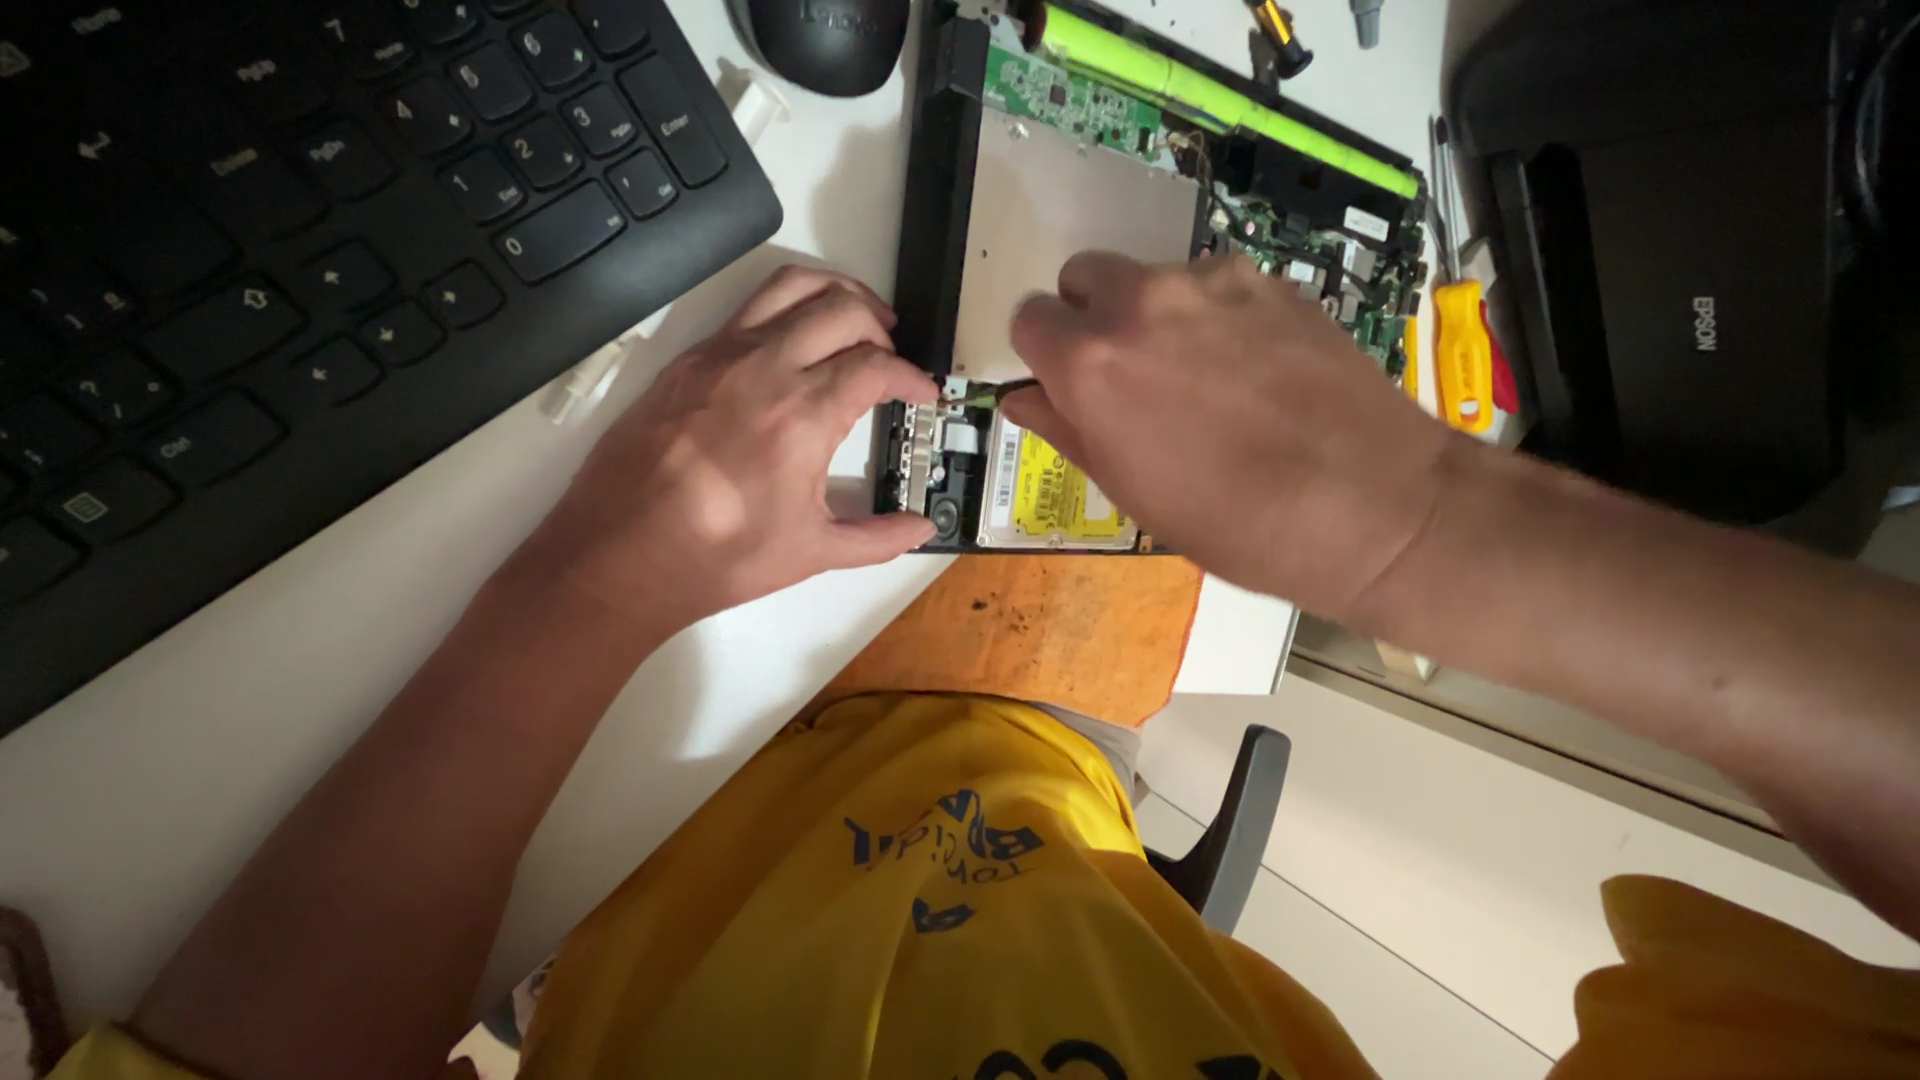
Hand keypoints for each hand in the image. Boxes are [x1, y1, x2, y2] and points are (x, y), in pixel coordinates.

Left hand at [521, 266, 937, 630]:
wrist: (620, 555)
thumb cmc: (715, 557)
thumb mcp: (812, 552)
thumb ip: (879, 538)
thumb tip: (922, 530)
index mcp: (802, 416)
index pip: (877, 367)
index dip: (911, 377)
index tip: (920, 393)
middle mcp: (764, 370)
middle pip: (843, 309)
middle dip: (882, 325)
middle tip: (893, 355)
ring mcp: (720, 357)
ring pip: (792, 286)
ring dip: (836, 293)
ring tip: (855, 317)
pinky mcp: (687, 360)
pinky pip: (748, 308)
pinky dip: (786, 308)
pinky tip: (793, 342)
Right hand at [1005, 251, 1464, 620]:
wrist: (1369, 505)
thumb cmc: (1231, 522)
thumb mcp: (1129, 490)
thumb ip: (1067, 428)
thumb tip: (1025, 397)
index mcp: (1092, 361)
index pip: (1028, 318)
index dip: (1043, 352)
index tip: (1065, 382)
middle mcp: (1142, 302)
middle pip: (1084, 276)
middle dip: (1089, 316)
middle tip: (1124, 373)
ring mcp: (1212, 282)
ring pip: (1152, 276)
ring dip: (1152, 313)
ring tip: (1198, 375)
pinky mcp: (1271, 280)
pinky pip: (1214, 283)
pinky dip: (1212, 313)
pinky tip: (1248, 366)